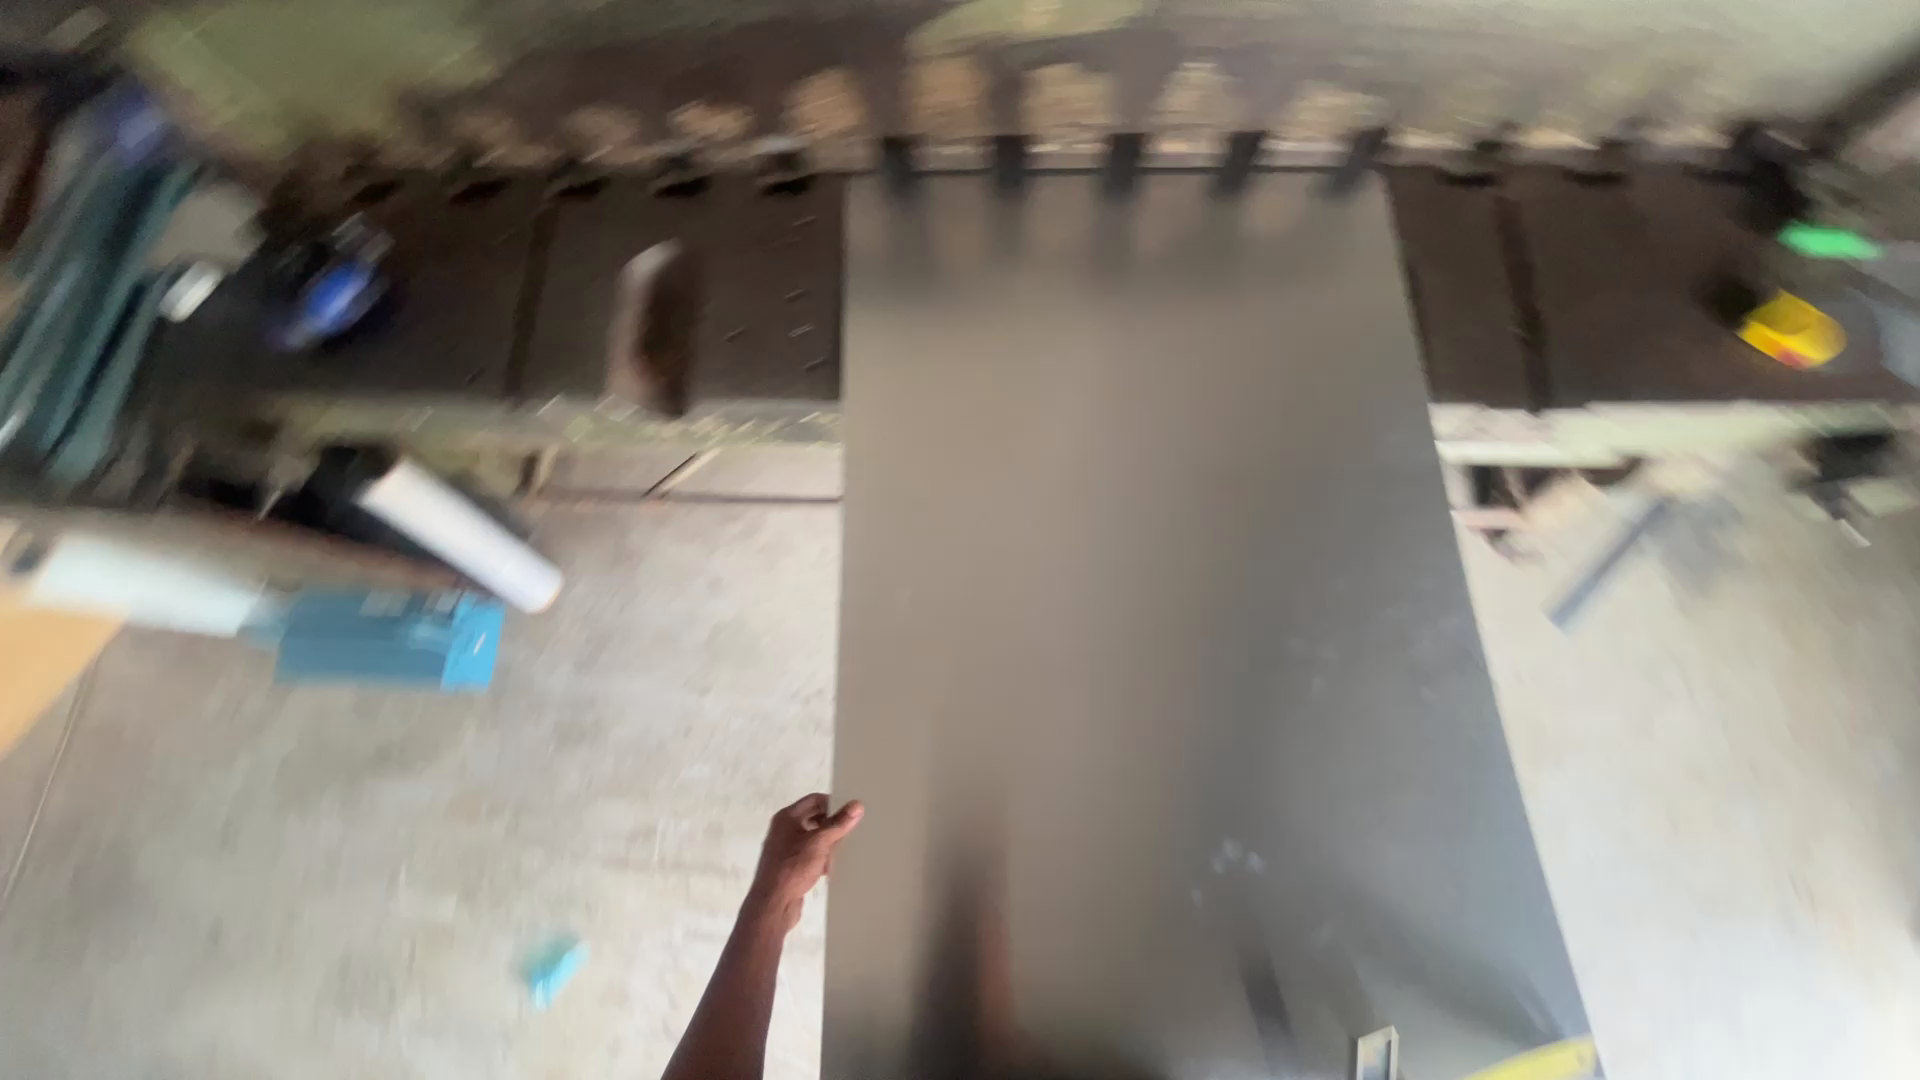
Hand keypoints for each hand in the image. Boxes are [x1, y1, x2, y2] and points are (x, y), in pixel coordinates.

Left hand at [748, 793, 863, 927]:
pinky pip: (810, 854)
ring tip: (846, 847)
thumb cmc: (793, 868)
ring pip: (813, 837)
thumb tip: (857, 805)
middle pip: (814, 818)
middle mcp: (784, 829)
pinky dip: (822, 857)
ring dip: (828, 842)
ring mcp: (786, 848)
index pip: (814, 800)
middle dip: (832, 824)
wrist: (772, 906)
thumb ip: (838, 824)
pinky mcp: (790, 866)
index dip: (833, 803)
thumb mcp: (819, 843)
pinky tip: (834, 865)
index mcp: (786, 817)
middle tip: (852, 829)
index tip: (850, 812)